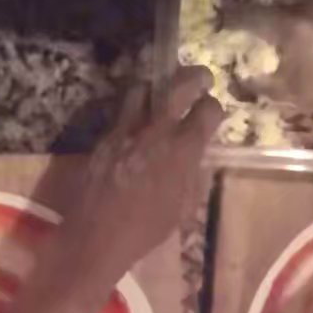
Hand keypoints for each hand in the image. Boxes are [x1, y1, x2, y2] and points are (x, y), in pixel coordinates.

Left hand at [52, 63, 222, 289]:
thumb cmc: (146, 230)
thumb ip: (192, 173)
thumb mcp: (183, 207)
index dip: (215, 108)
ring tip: (162, 93)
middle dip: (195, 77)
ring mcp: (125, 130)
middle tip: (201, 78)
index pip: (208, 111)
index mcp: (182, 150)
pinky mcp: (104, 136)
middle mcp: (155, 131)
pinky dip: (134, 108)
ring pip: (143, 88)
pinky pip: (121, 110)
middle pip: (179, 85)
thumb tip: (196, 154)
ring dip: (157, 87)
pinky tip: (137, 120)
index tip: (213, 113)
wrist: (97, 236)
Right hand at [223, 0, 312, 117]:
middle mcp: (306, 5)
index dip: (232, 17)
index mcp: (287, 27)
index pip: (250, 15)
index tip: (222, 20)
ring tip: (280, 0)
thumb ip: (257, 84)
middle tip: (253, 3)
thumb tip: (237, 78)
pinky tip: (309, 5)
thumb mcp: (285, 93)